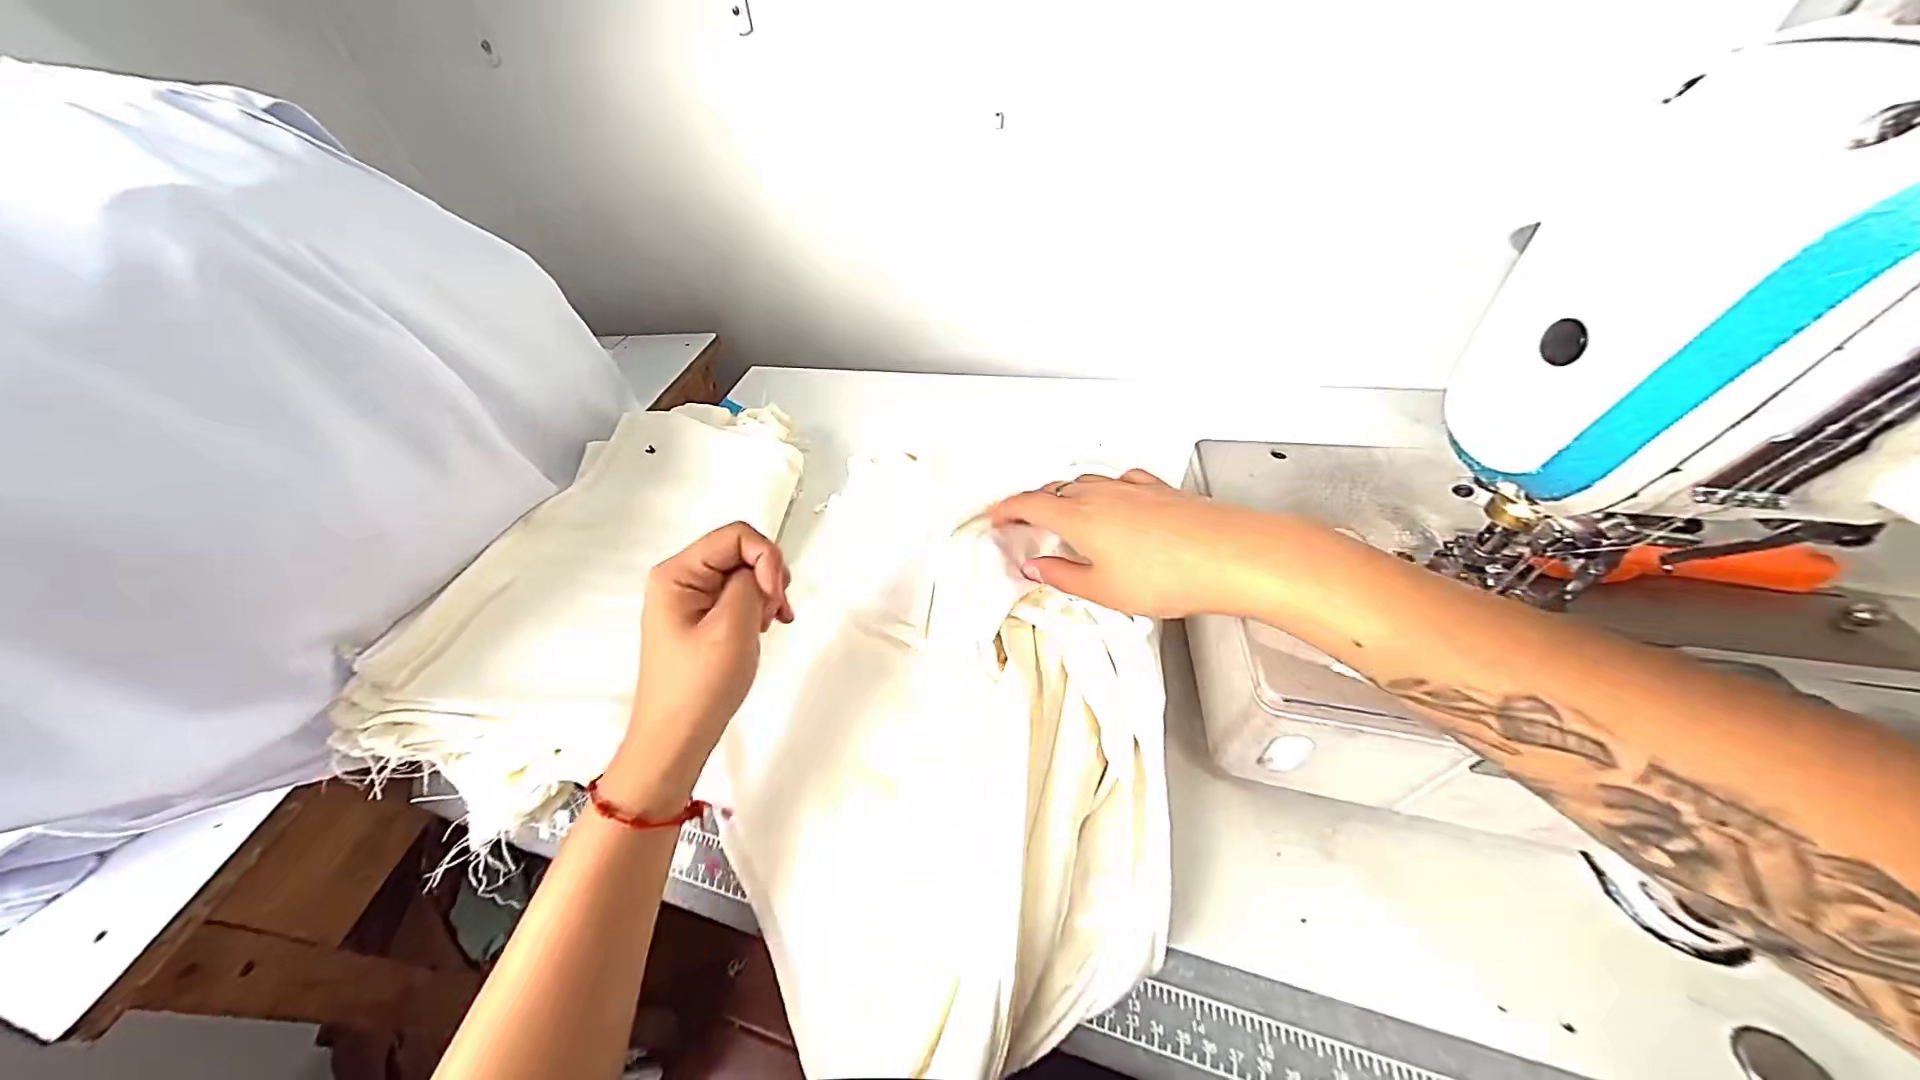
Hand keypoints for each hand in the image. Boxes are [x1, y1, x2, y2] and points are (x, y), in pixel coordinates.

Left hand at [602, 522, 792, 813]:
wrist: (677, 737)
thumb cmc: (698, 687)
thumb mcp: (732, 627)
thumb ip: (750, 583)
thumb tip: (762, 570)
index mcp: (677, 574)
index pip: (736, 536)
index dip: (766, 558)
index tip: (775, 596)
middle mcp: (681, 579)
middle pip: (741, 550)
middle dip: (769, 575)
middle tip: (775, 612)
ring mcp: (692, 599)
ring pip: (745, 573)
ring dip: (768, 593)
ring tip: (771, 623)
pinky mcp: (704, 617)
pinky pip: (740, 594)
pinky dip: (760, 606)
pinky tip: (766, 626)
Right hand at [988, 470, 1286, 617]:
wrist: (1231, 555)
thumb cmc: (1172, 573)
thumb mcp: (1103, 589)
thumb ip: (1062, 576)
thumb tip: (1037, 568)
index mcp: (1078, 516)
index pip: (1028, 504)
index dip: (1006, 510)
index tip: (996, 517)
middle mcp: (1101, 493)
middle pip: (1054, 489)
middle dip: (1034, 503)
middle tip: (1025, 520)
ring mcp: (1131, 488)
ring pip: (1085, 483)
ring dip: (1067, 495)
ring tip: (1065, 515)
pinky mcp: (1158, 489)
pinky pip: (1119, 482)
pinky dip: (1103, 490)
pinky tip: (1114, 502)